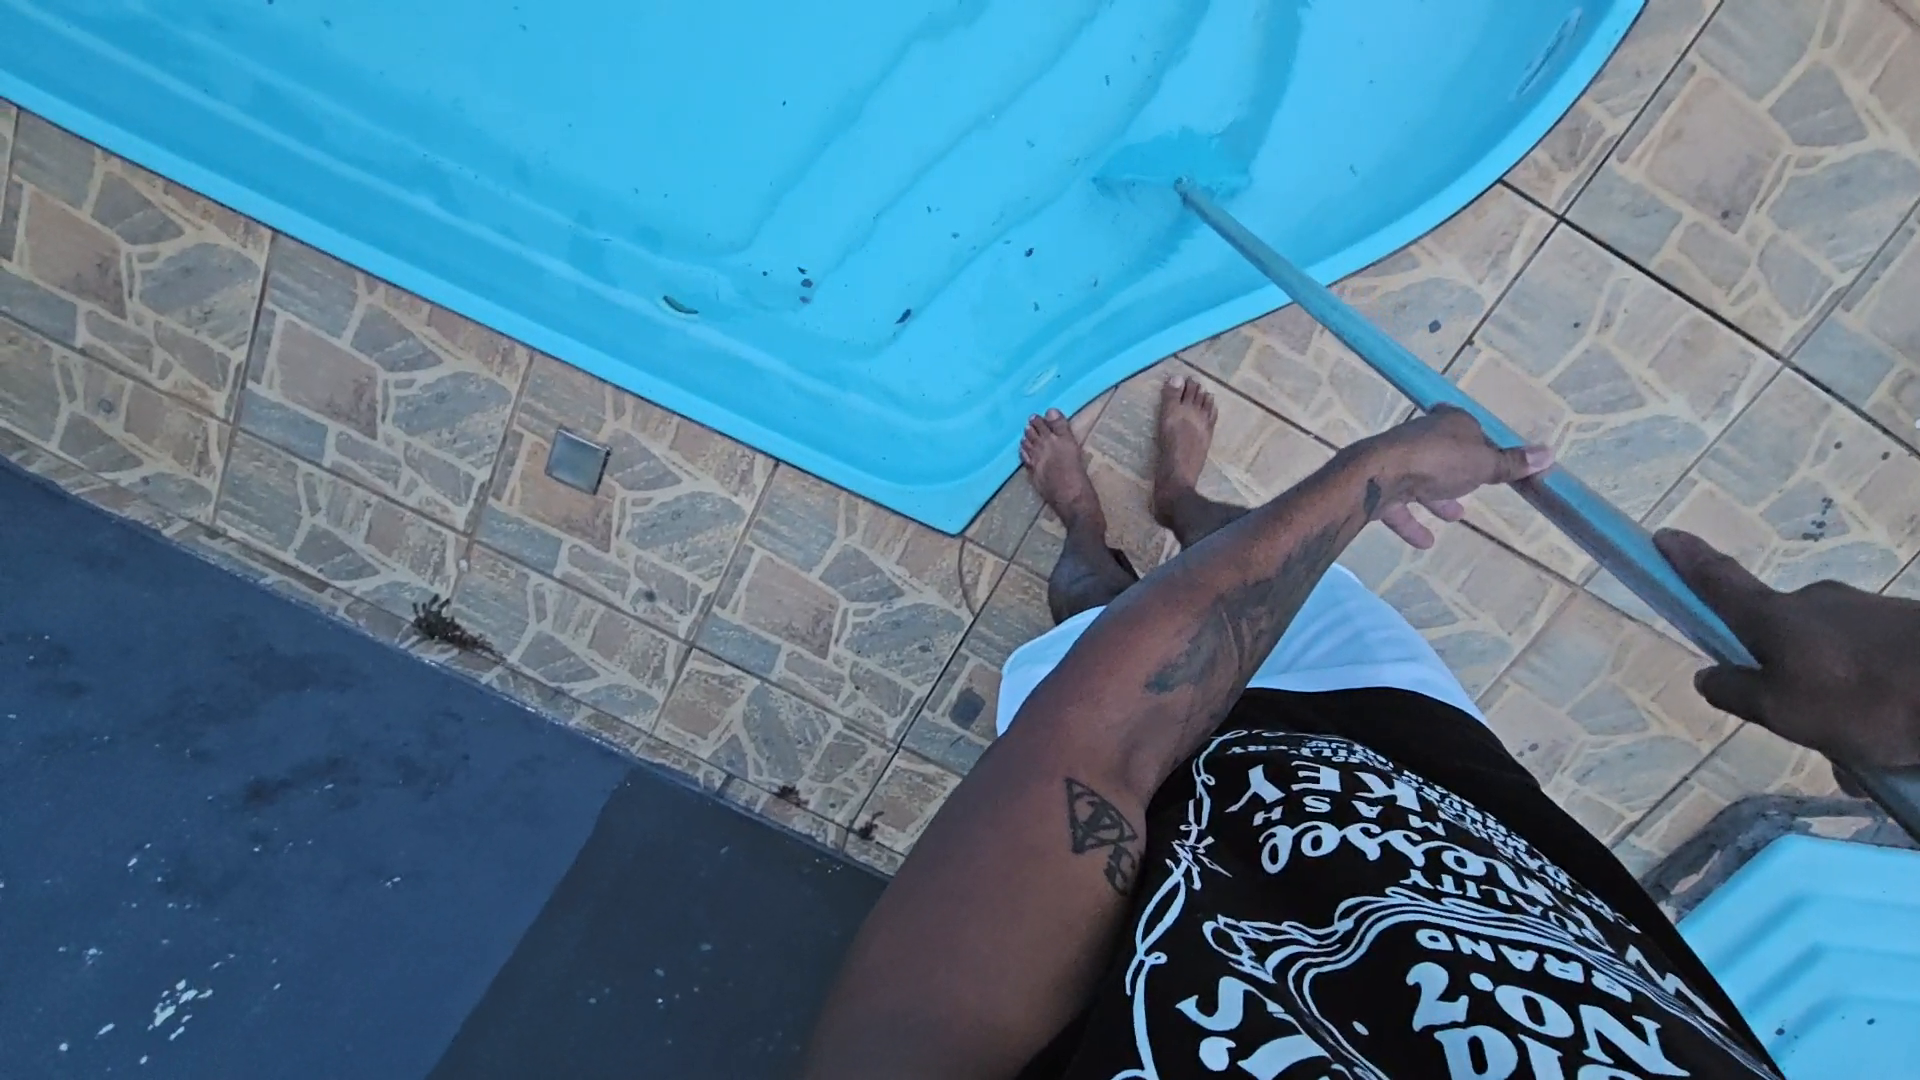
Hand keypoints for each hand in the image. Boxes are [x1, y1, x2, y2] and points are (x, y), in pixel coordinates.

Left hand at [1345, 406, 1553, 548]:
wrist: (1378, 476)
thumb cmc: (1439, 461)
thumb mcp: (1484, 462)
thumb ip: (1511, 463)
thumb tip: (1548, 453)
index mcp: (1447, 423)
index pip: (1467, 428)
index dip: (1480, 443)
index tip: (1491, 460)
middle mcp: (1419, 439)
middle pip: (1443, 457)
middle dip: (1457, 475)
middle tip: (1472, 490)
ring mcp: (1396, 463)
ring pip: (1420, 483)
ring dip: (1437, 499)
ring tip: (1455, 516)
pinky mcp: (1378, 488)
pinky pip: (1398, 508)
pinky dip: (1411, 524)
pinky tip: (1425, 542)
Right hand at [1657, 529, 1919, 769]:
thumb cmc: (1871, 697)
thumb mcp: (1783, 712)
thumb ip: (1736, 692)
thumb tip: (1709, 675)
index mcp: (1772, 616)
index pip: (1716, 580)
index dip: (1686, 559)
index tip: (1663, 536)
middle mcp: (1817, 602)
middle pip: (1783, 630)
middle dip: (1784, 666)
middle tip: (1801, 717)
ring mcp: (1875, 613)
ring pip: (1837, 654)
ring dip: (1841, 691)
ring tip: (1868, 745)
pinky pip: (1883, 664)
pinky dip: (1883, 695)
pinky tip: (1903, 735)